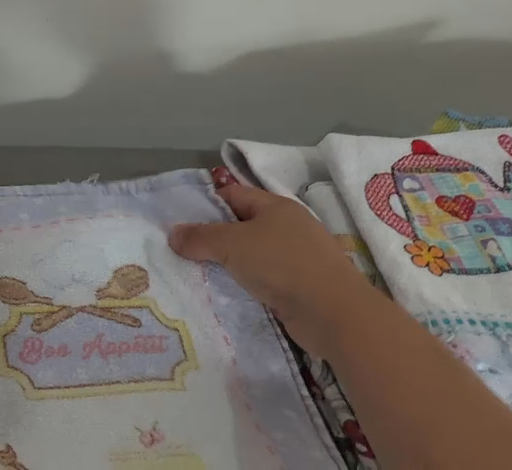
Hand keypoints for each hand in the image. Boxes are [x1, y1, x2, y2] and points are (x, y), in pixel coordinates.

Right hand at [168, 178, 380, 359]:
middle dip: (216, 237)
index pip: (232, 194)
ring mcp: (302, 258)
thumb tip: (173, 234)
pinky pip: (268, 278)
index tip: (183, 223)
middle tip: (187, 250)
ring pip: (255, 254)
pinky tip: (233, 293)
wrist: (338, 317)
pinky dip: (250, 284)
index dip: (206, 205)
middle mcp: (291, 227)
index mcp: (276, 206)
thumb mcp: (230, 244)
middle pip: (243, 224)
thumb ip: (198, 237)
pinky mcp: (306, 286)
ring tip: (204, 273)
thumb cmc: (282, 266)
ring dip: (233, 264)